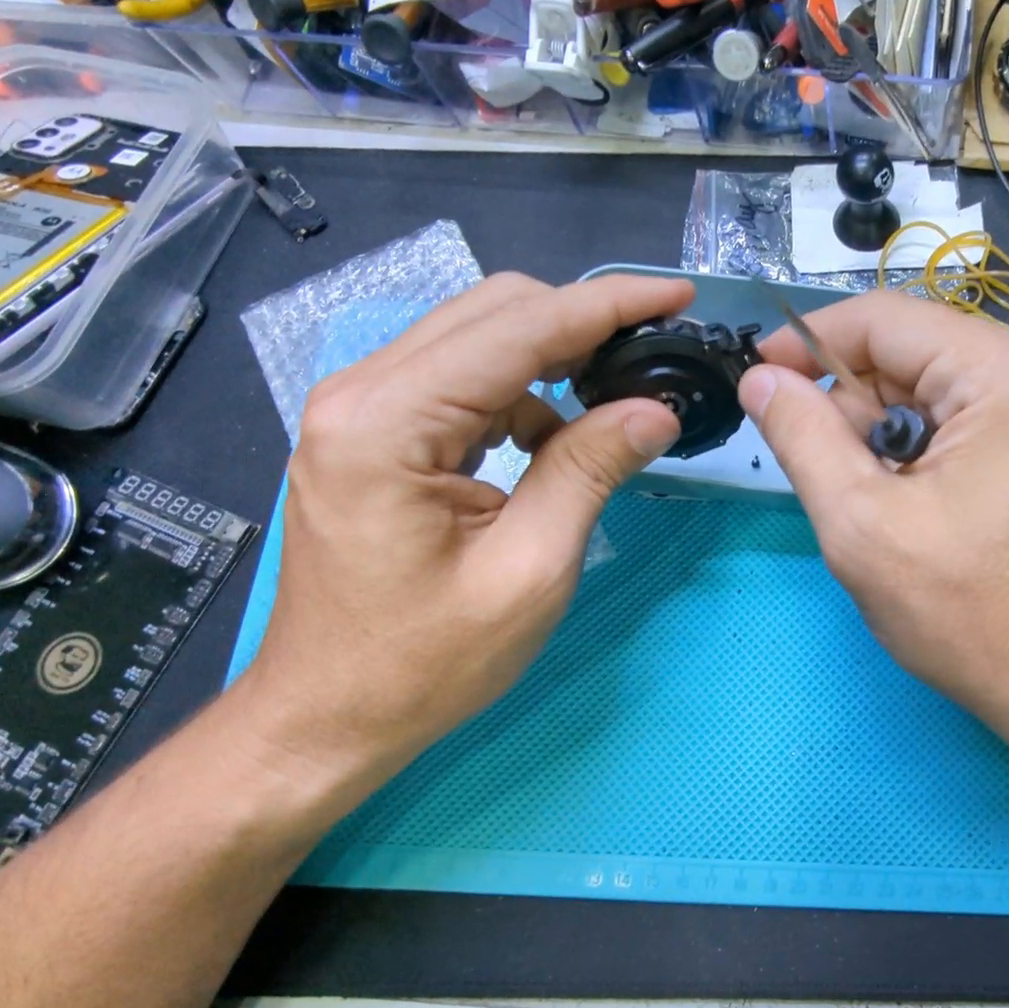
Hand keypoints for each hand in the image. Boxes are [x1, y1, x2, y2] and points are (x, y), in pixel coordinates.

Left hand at [236, 273, 689, 790]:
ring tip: (618, 397)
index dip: (608, 304)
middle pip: (492, 310)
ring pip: (478, 338)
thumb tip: (655, 407)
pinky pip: (463, 381)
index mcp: (390, 422)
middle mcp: (362, 393)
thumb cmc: (428, 660)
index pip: (518, 328)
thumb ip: (591, 471)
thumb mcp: (532, 568)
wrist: (330, 714)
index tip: (678, 293)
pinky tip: (555, 437)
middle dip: (584, 318)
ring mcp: (361, 410)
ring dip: (555, 355)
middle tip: (658, 347)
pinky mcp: (373, 434)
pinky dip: (523, 391)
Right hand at [742, 293, 1008, 758]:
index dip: (806, 343)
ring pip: (929, 393)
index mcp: (1003, 370)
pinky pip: (960, 422)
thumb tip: (761, 378)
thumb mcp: (862, 524)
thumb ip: (802, 436)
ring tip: (885, 514)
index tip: (756, 381)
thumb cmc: (974, 615)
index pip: (881, 318)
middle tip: (836, 484)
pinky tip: (918, 515)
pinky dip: (920, 457)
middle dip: (853, 409)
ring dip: (885, 442)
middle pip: (907, 354)